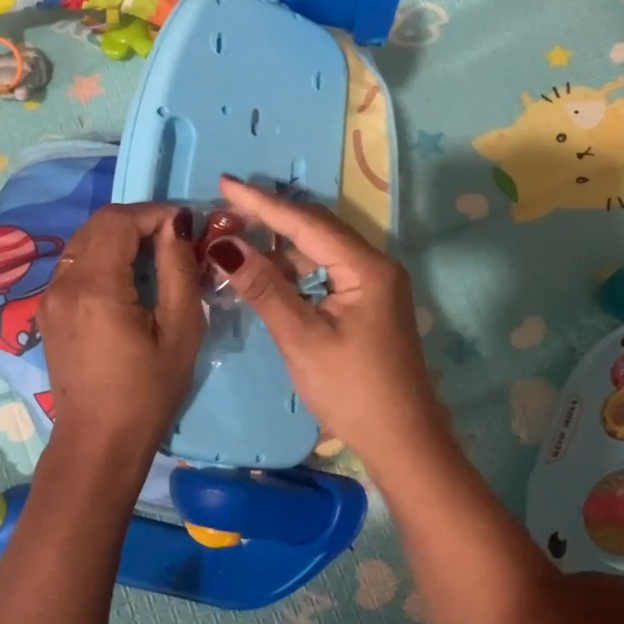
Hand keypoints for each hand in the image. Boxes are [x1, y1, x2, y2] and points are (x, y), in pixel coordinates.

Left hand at [39, 203, 204, 476]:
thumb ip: (178, 271)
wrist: (99, 442)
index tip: (186, 225)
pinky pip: (75, 265)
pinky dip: (102, 256)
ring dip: (118, 237)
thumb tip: (177, 227)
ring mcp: (50, 297)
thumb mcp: (180, 332)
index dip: (155, 213)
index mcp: (95, 287)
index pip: (119, 220)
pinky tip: (129, 279)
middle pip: (97, 224)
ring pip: (83, 242)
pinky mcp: (48, 312)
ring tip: (155, 256)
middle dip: (137, 220)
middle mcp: (63, 283)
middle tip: (174, 237)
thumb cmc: (147, 393)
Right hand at [209, 177, 446, 471]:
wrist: (401, 440)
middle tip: (225, 206)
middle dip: (270, 217)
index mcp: (366, 268)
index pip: (306, 223)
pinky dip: (294, 269)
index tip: (224, 183)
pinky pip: (325, 272)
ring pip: (320, 251)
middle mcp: (374, 266)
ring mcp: (373, 286)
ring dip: (280, 244)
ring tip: (236, 233)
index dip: (262, 203)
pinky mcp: (366, 306)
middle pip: (316, 229)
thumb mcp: (302, 338)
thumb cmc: (352, 390)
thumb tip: (223, 245)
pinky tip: (266, 270)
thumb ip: (264, 288)